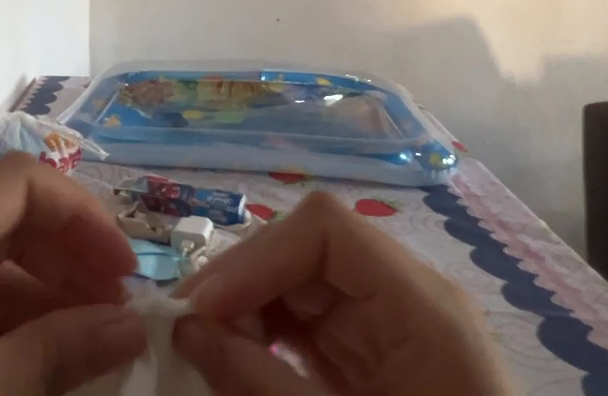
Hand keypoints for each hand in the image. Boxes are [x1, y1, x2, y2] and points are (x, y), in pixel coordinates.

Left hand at [0, 153, 147, 395]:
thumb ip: (52, 357)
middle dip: (68, 259)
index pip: (18, 182)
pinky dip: (4, 334)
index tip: (124, 272)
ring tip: (88, 352)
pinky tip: (35, 373)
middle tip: (116, 318)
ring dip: (42, 301)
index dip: (80, 214)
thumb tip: (132, 323)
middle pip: (6, 221)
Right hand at [172, 191, 510, 395]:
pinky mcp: (373, 357)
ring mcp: (389, 326)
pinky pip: (308, 324)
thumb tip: (185, 330)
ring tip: (205, 350)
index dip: (256, 255)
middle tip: (188, 332)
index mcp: (422, 305)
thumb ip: (264, 385)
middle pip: (306, 249)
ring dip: (246, 309)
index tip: (203, 307)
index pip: (325, 227)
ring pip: (299, 283)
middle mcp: (406, 297)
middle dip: (242, 282)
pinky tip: (238, 362)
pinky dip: (266, 337)